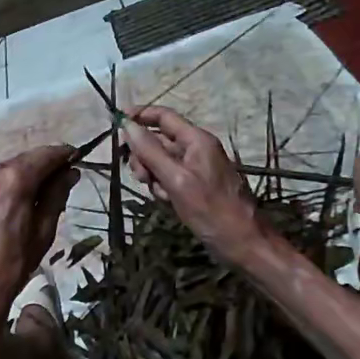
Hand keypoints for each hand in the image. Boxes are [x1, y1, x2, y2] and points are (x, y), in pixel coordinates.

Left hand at [0, 146, 78, 316]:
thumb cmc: (14, 265)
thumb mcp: (44, 231)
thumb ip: (57, 195)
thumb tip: (70, 172)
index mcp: (13, 181)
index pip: (43, 155)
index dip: (62, 154)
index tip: (75, 156)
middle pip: (21, 160)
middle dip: (40, 166)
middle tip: (57, 179)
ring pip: (0, 171)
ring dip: (17, 177)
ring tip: (31, 196)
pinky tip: (4, 207)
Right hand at [122, 106, 269, 262]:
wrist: (242, 242)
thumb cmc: (211, 210)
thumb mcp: (176, 180)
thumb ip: (150, 152)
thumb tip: (127, 125)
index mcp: (196, 140)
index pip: (163, 116)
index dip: (139, 115)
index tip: (116, 123)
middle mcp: (196, 149)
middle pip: (158, 140)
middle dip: (143, 155)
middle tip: (141, 177)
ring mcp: (195, 168)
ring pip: (160, 161)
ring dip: (152, 175)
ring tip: (161, 194)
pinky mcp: (194, 185)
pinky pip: (169, 178)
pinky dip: (163, 188)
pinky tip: (168, 202)